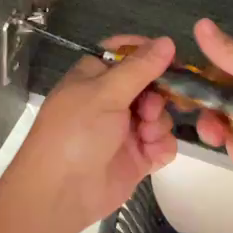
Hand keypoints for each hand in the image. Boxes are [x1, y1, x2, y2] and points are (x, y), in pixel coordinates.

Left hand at [2, 36, 178, 232]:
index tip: (171, 57)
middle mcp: (110, 100)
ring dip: (158, 122)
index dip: (147, 53)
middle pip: (150, 84)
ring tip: (145, 134)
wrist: (61, 192)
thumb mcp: (105, 93)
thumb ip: (139, 68)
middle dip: (157, 94)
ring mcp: (124, 130)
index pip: (125, 53)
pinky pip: (161, 144)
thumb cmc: (76, 131)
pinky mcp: (136, 158)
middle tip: (150, 107)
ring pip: (159, 114)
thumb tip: (167, 41)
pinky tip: (150, 153)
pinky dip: (160, 147)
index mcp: (94, 76)